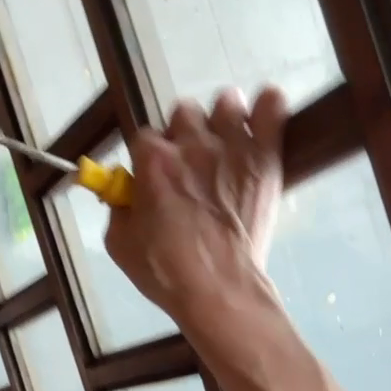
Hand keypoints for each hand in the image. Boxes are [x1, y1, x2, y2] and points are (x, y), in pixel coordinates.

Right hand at [105, 87, 289, 350]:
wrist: (218, 287)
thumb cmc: (164, 271)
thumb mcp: (120, 244)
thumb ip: (119, 208)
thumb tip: (125, 192)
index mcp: (153, 162)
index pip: (143, 137)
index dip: (145, 157)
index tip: (150, 176)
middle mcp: (192, 144)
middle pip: (183, 112)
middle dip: (180, 133)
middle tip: (185, 162)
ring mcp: (233, 146)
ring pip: (226, 102)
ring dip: (221, 119)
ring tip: (223, 144)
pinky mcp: (266, 155)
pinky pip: (271, 106)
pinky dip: (266, 108)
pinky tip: (259, 122)